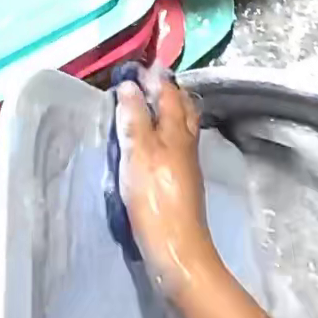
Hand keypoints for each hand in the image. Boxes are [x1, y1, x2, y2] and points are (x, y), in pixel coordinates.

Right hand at [116, 67, 222, 298]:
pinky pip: (175, 142)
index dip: (155, 76)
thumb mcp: (137, 154)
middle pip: (181, 106)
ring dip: (166, 109)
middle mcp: (186, 140)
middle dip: (166, 89)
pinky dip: (164, 130)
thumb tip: (131, 84)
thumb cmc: (155, 199)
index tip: (137, 65)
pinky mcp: (182, 181)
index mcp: (176, 129)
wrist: (178, 252)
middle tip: (145, 80)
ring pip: (180, 124)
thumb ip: (134, 118)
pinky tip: (151, 139)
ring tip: (145, 105)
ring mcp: (187, 162)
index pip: (169, 91)